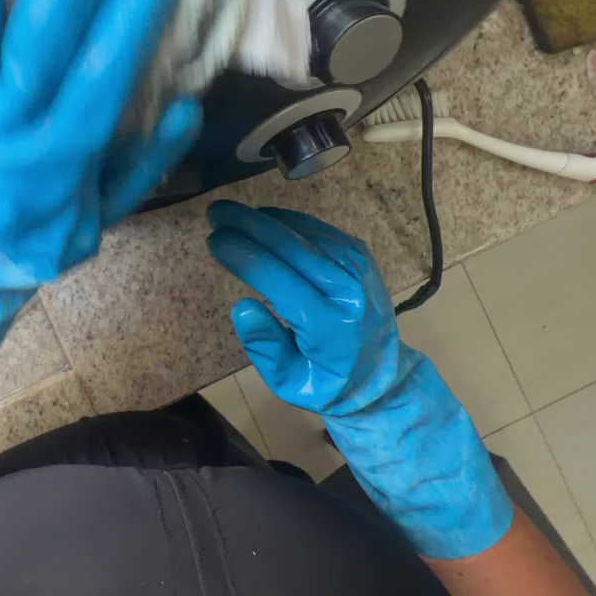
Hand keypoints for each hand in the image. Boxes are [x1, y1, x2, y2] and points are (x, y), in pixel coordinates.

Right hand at [203, 202, 408, 414]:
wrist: (381, 374)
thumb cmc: (325, 382)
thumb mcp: (288, 382)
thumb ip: (264, 346)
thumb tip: (242, 307)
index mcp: (329, 326)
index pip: (278, 278)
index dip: (243, 255)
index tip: (214, 241)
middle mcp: (347, 290)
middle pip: (291, 245)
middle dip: (247, 225)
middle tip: (215, 213)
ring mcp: (358, 268)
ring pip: (303, 231)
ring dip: (264, 218)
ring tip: (230, 213)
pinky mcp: (360, 256)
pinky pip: (317, 229)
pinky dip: (286, 220)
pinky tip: (262, 218)